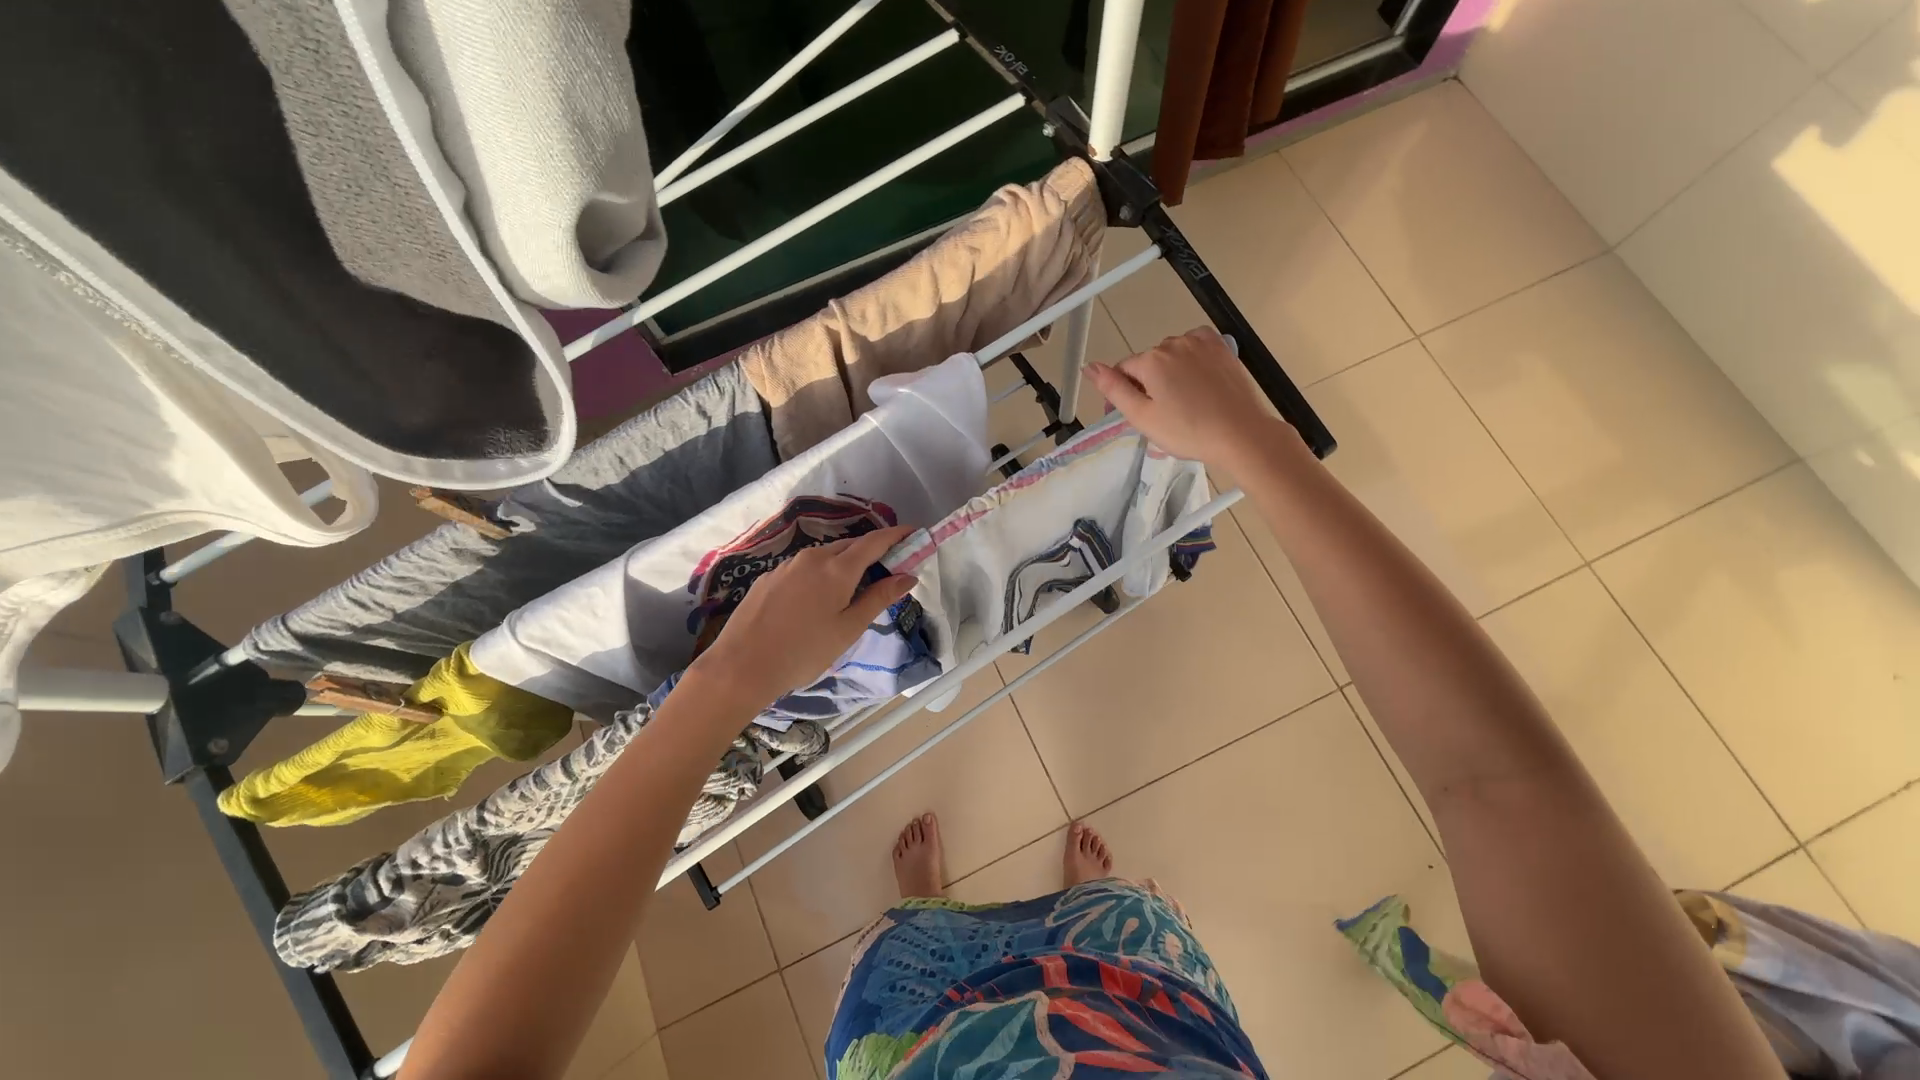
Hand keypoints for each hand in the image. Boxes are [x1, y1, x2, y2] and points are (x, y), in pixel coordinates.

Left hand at [680, 525, 917, 715]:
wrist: (741, 666)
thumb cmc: (804, 652)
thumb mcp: (849, 629)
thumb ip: (879, 598)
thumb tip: (908, 576)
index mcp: (837, 569)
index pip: (875, 541)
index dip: (897, 535)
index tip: (914, 534)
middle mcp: (812, 558)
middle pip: (850, 546)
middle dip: (872, 551)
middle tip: (889, 567)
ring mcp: (786, 566)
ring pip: (825, 556)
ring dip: (845, 564)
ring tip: (854, 587)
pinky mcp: (769, 578)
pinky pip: (803, 568)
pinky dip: (821, 574)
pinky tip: (817, 599)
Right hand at [1085, 327, 1299, 469]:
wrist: (1241, 434)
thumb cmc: (1188, 431)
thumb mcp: (1143, 417)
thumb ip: (1114, 389)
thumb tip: (1089, 367)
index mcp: (1150, 361)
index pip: (1123, 371)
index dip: (1122, 394)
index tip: (1132, 417)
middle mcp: (1173, 344)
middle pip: (1149, 363)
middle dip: (1148, 383)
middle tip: (1161, 416)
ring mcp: (1200, 343)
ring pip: (1172, 354)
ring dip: (1170, 372)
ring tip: (1182, 402)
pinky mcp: (1222, 348)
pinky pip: (1197, 344)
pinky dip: (1192, 357)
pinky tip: (1197, 378)